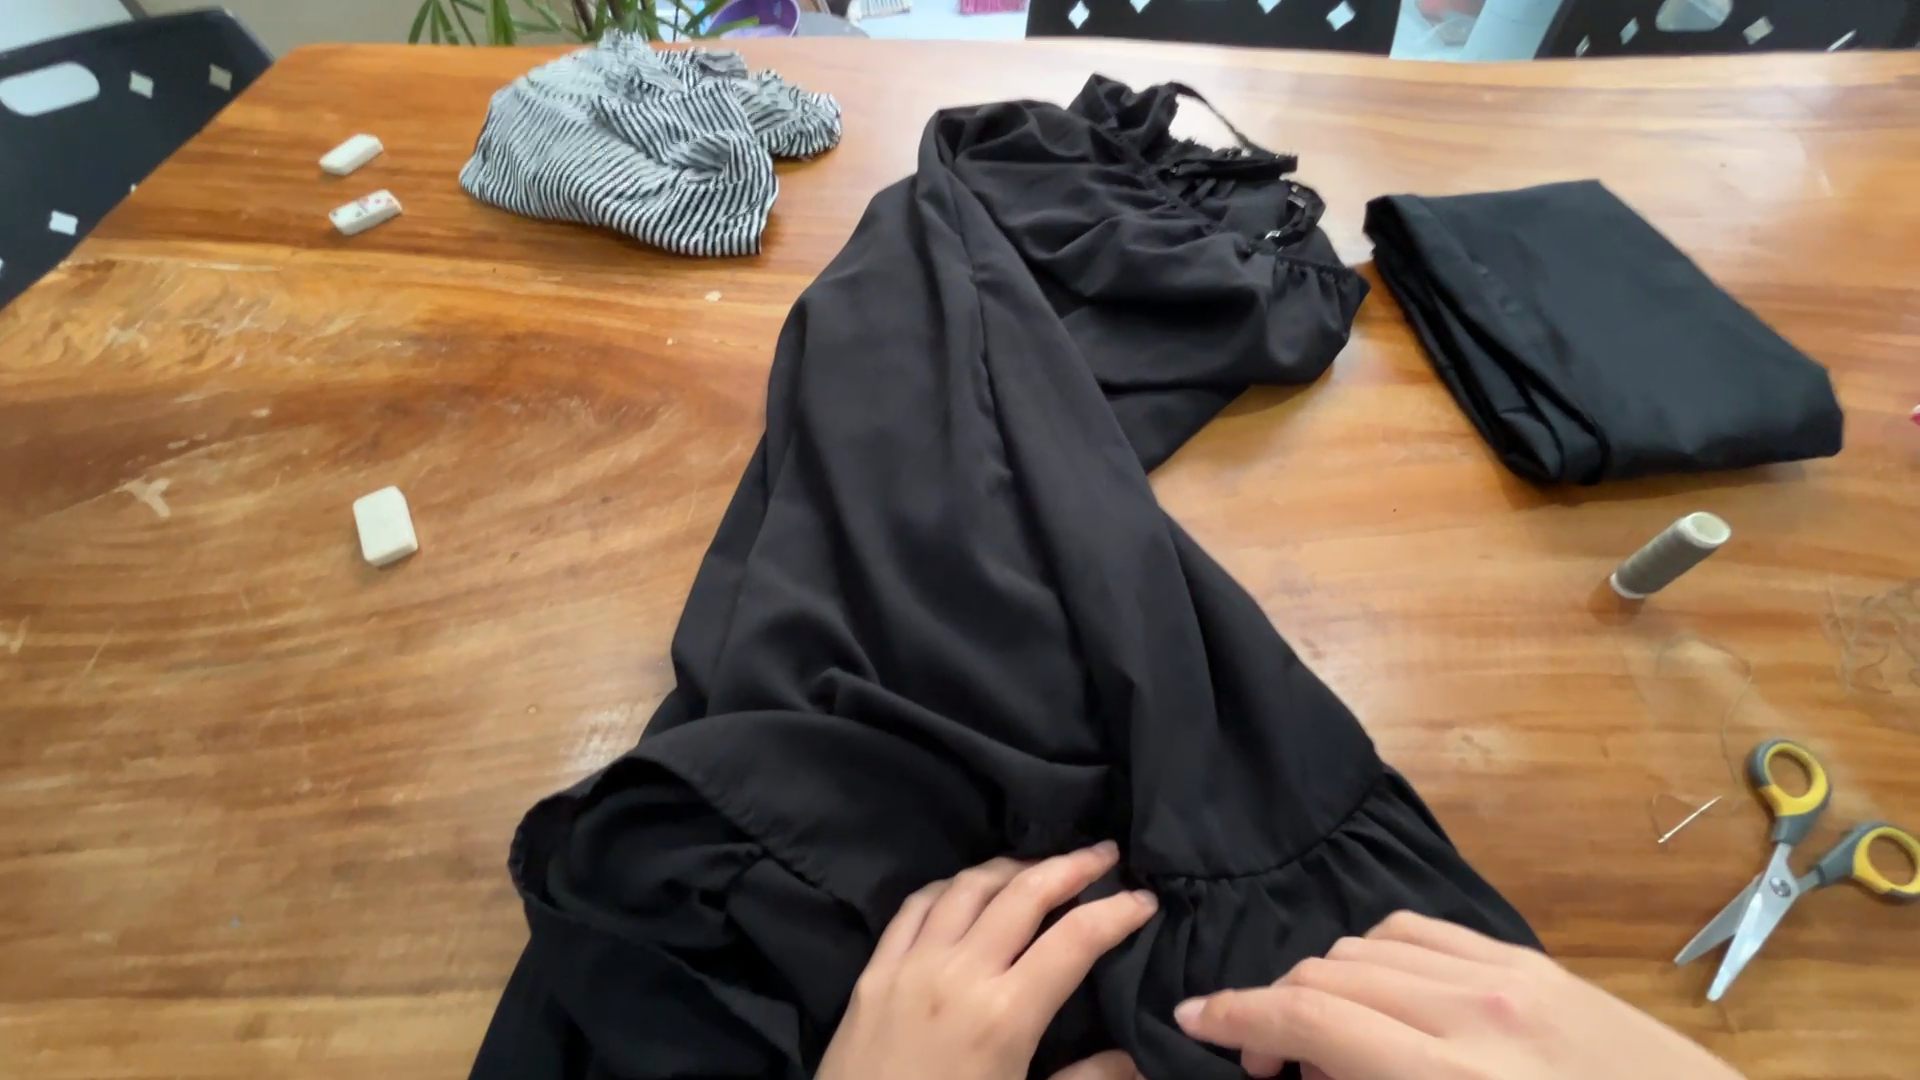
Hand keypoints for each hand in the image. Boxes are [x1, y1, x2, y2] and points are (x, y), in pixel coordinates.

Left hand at [818, 842, 1156, 1079]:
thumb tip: (1137, 1060)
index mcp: (1004, 1016)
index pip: (1074, 941)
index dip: (1116, 912)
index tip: (1144, 898)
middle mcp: (960, 972)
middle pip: (1025, 894)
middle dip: (1072, 866)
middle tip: (1104, 852)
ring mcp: (912, 962)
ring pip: (970, 885)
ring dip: (1013, 866)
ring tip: (1042, 864)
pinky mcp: (875, 967)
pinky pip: (917, 903)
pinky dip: (951, 885)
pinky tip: (968, 886)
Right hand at [1173, 911, 1744, 1079]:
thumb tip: (1306, 1076)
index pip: (1312, 1020)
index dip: (1239, 1016)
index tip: (1194, 1017)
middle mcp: (1475, 1014)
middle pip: (1326, 976)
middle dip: (1277, 1013)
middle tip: (1274, 1067)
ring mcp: (1504, 975)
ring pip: (1360, 947)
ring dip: (1323, 986)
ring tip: (1330, 1036)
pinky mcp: (1527, 959)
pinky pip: (1412, 929)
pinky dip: (1372, 956)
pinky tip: (1382, 993)